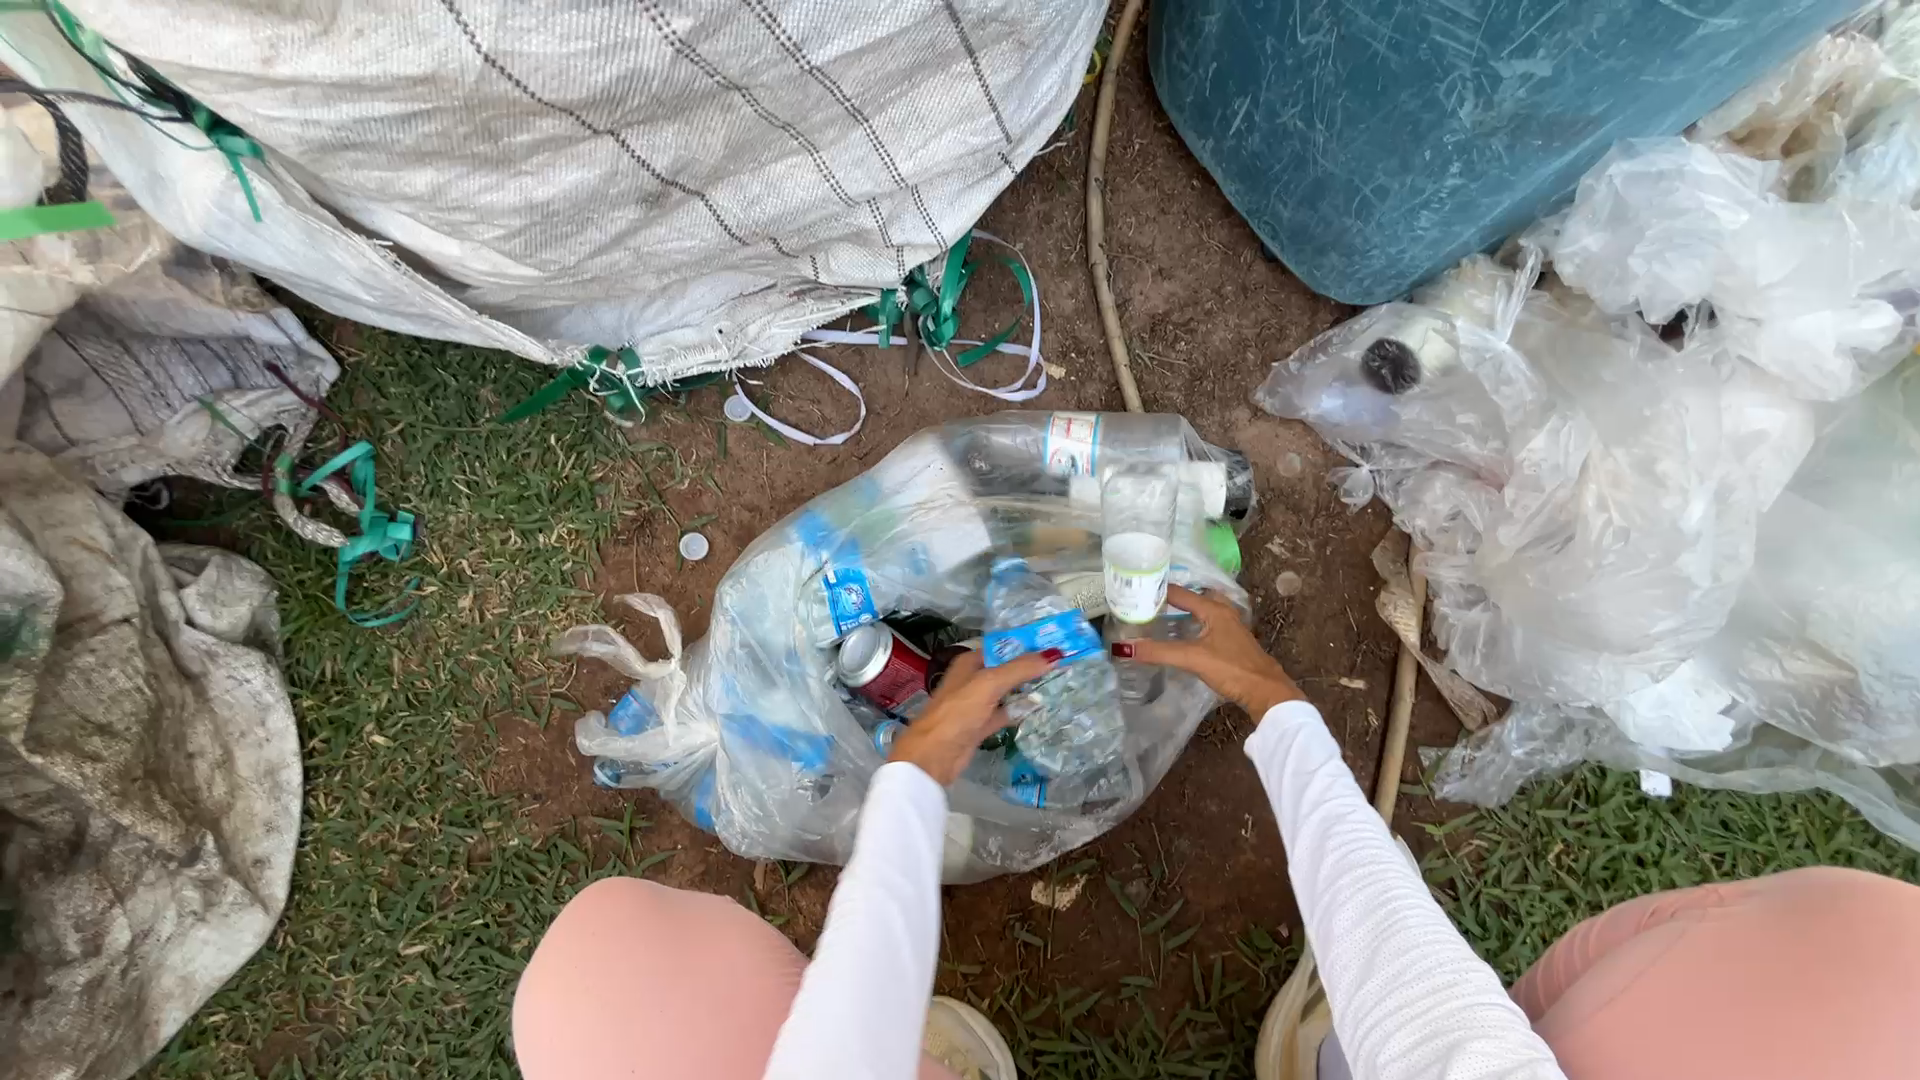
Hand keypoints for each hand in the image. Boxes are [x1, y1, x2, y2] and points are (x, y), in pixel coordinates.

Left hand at [888, 648, 1058, 784]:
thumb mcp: (989, 684)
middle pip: (1007, 669)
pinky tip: (1041, 707)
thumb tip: (1055, 655)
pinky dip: (1021, 710)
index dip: (1026, 645)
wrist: (934, 756)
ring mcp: (977, 704)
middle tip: (1064, 662)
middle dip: (1031, 666)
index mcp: (969, 662)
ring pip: (1008, 691)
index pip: (1002, 647)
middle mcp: (973, 680)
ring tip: (1059, 680)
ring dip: (1028, 688)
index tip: (1055, 644)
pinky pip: (1006, 712)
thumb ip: (1020, 669)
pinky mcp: (982, 725)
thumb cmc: (958, 712)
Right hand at [1113, 585, 1303, 716]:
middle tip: (1150, 601)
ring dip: (1187, 611)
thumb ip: (1159, 652)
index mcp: (1214, 609)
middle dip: (1175, 597)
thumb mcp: (1192, 658)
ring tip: (1164, 615)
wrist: (1266, 693)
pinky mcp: (1233, 643)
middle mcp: (1223, 613)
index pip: (1180, 593)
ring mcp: (1230, 628)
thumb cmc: (1232, 669)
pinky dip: (1194, 624)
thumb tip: (1124, 648)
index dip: (1158, 591)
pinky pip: (1208, 625)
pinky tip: (1184, 636)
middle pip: (1196, 597)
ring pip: (1204, 611)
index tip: (1135, 591)